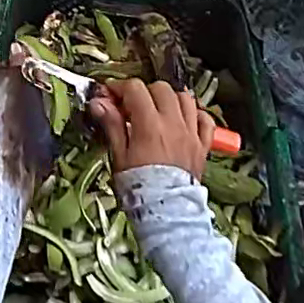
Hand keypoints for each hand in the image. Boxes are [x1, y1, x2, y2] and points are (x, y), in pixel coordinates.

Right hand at [90, 79, 212, 178]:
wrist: (167, 214)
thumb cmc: (139, 188)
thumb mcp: (119, 156)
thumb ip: (111, 125)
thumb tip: (98, 103)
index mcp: (150, 125)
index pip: (135, 89)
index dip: (119, 87)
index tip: (109, 95)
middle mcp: (174, 124)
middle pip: (161, 88)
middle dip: (144, 91)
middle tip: (131, 105)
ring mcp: (191, 133)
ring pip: (185, 98)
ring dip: (169, 98)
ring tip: (156, 109)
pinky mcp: (203, 146)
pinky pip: (205, 120)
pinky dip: (194, 114)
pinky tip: (182, 120)